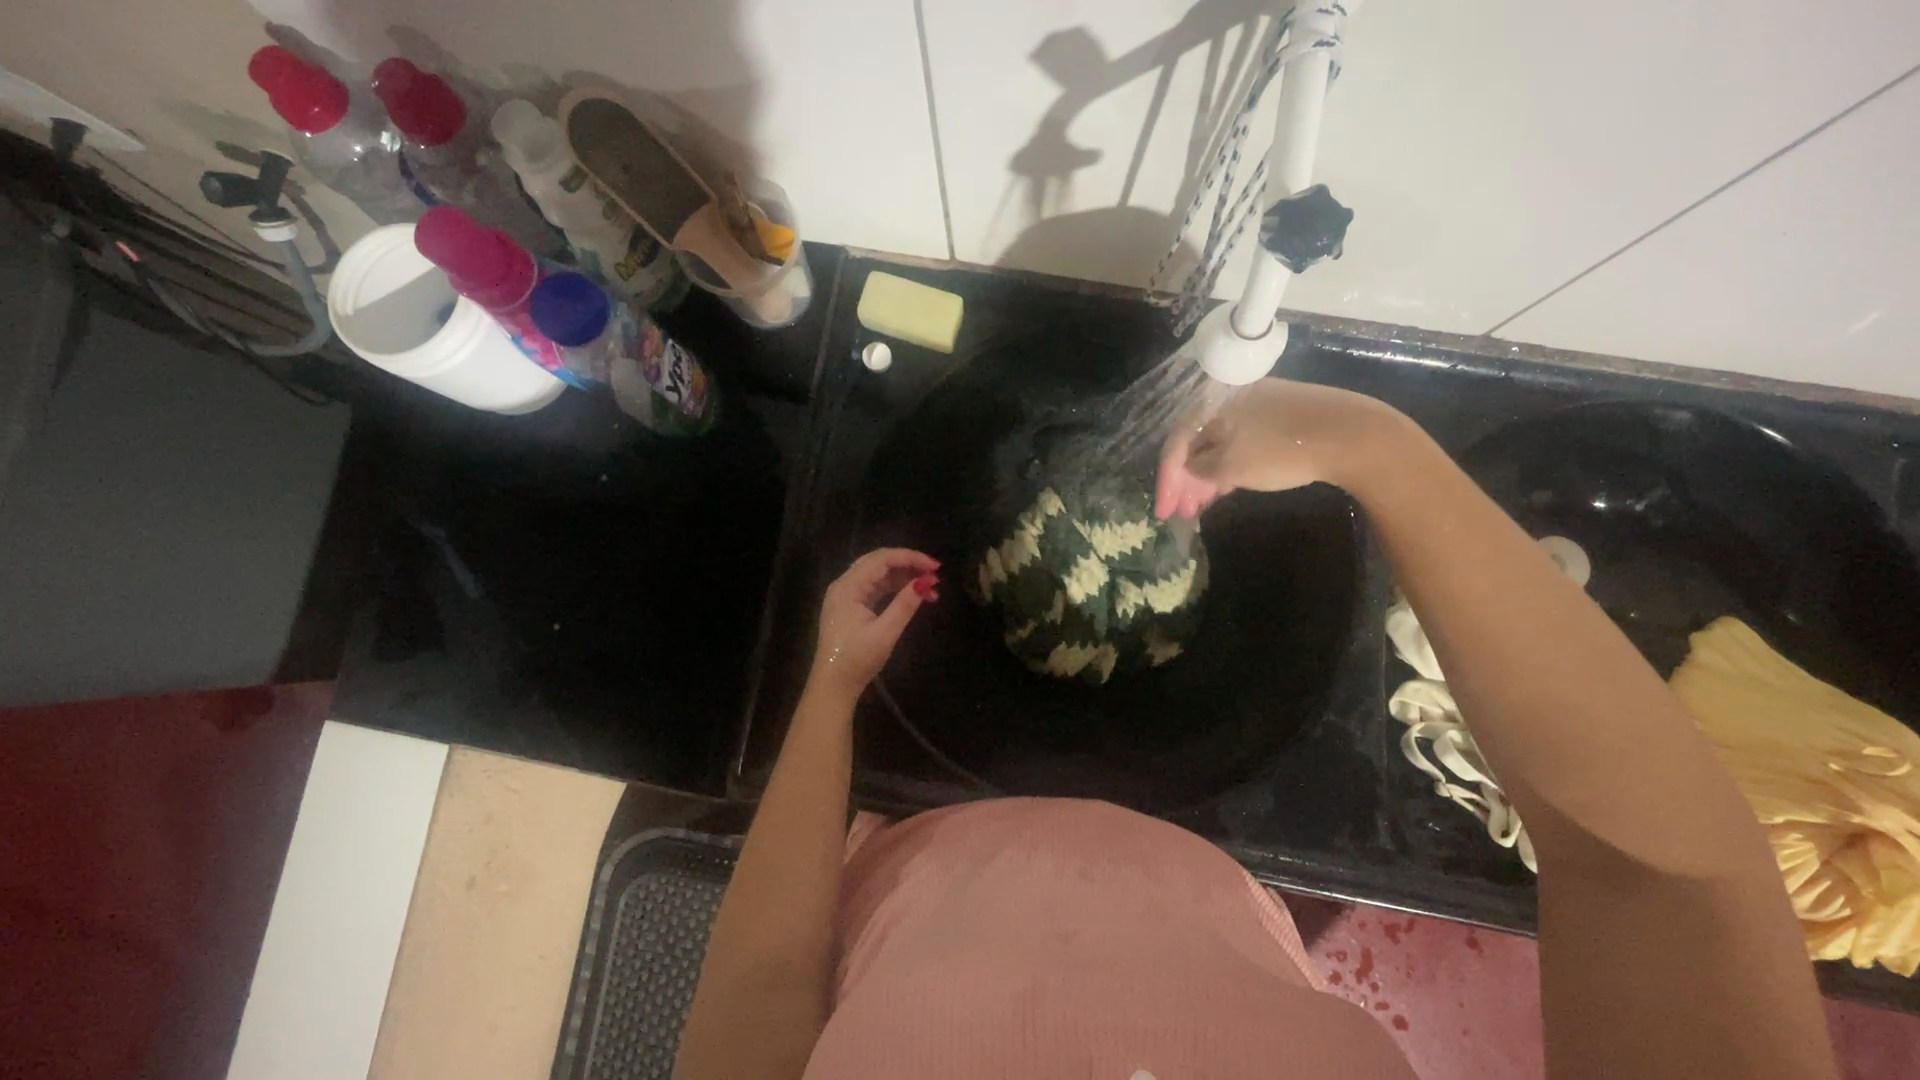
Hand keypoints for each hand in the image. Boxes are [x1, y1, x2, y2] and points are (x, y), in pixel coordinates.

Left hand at [809, 548, 940, 698]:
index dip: (910, 558)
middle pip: (879, 563)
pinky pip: (875, 589)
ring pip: (878, 576)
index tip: (936, 567)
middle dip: (908, 564)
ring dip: (904, 578)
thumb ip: (905, 604)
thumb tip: (926, 581)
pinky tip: (913, 596)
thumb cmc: (857, 659)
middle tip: (935, 573)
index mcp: (847, 586)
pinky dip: (894, 590)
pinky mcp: (851, 608)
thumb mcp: (885, 632)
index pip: (881, 559)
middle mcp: (844, 585)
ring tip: (931, 588)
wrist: (834, 686)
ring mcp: (846, 596)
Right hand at [1156, 378, 1408, 517]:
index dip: (1166, 482)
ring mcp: (1258, 405)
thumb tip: (1190, 468)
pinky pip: (1241, 442)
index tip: (1164, 514)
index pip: (1176, 446)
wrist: (1351, 434)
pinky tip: (1229, 486)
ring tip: (1203, 504)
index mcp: (1212, 406)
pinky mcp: (1281, 415)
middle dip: (1186, 481)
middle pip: (1197, 443)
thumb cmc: (1282, 451)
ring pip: (1220, 443)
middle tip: (1183, 512)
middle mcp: (1230, 400)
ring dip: (1207, 476)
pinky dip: (1229, 466)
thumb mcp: (1232, 467)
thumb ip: (1201, 469)